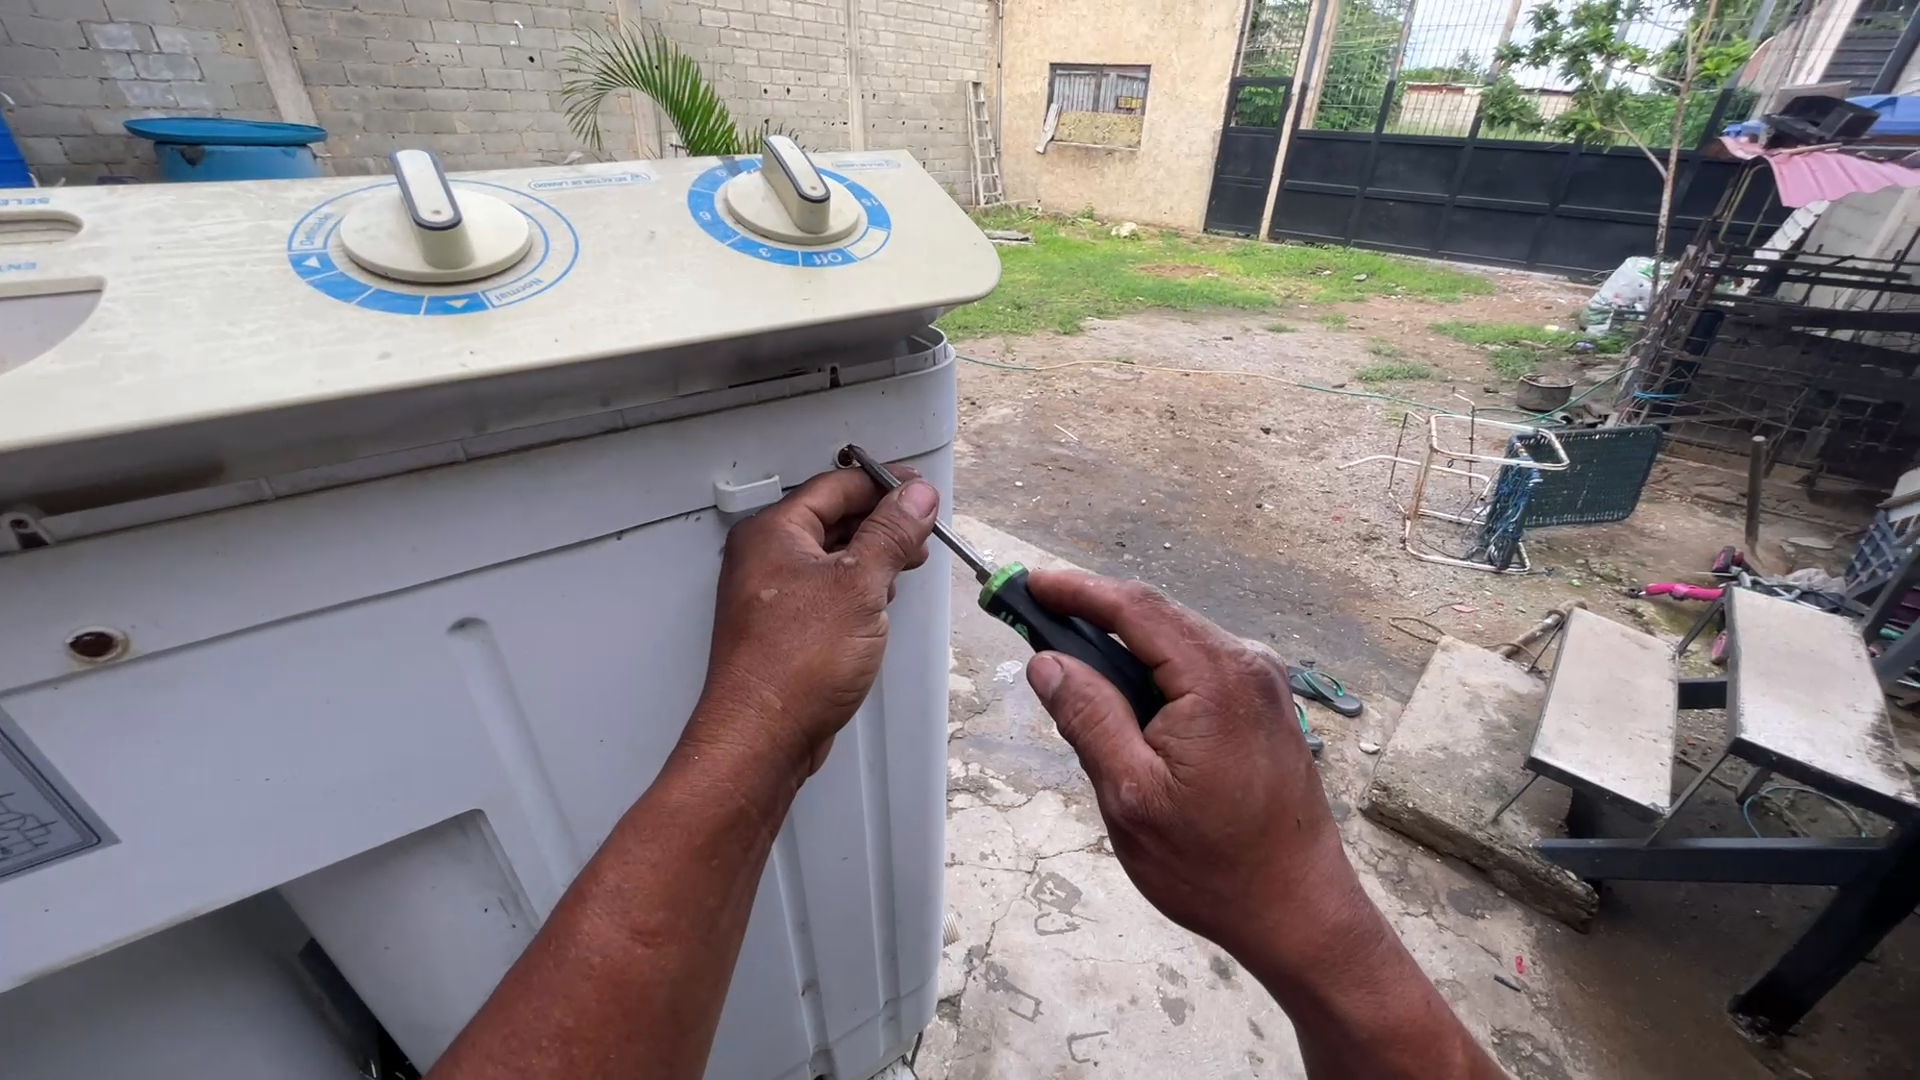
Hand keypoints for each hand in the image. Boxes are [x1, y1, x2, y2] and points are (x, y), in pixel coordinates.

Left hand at [690, 466, 939, 777]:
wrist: (762, 736)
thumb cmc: (794, 664)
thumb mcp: (859, 585)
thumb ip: (890, 534)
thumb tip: (915, 498)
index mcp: (774, 532)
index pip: (836, 485)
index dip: (883, 483)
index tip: (919, 490)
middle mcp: (766, 556)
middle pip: (833, 516)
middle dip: (882, 520)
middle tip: (920, 527)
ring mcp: (773, 592)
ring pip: (833, 553)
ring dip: (874, 553)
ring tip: (907, 559)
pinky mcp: (784, 625)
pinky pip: (828, 586)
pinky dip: (859, 584)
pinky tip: (881, 597)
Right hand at [1023, 571, 1368, 965]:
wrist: (1301, 914)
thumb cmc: (1216, 866)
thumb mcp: (1131, 796)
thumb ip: (1088, 718)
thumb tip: (1048, 662)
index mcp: (1218, 679)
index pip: (1135, 608)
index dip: (1077, 589)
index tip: (1032, 582)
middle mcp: (1247, 664)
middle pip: (1155, 615)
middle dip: (1093, 611)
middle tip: (1037, 617)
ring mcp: (1261, 681)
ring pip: (1173, 638)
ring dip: (1120, 642)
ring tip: (1069, 660)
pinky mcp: (1261, 702)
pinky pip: (1192, 662)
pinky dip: (1149, 665)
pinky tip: (1121, 691)